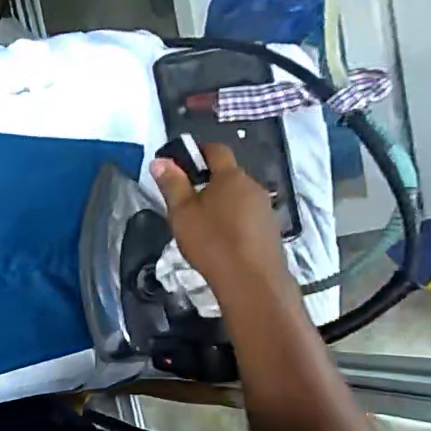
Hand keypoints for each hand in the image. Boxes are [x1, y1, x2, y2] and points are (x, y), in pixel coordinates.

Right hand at [150, 143, 294, 315]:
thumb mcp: (183, 213)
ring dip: (221, 202)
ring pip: (238, 196)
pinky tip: (221, 239)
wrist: (252, 280)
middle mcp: (252, 185)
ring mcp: (264, 207)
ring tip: (202, 224)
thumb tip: (160, 160)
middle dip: (208, 181)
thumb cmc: (212, 242)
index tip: (181, 159)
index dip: (198, 150)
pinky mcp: (269, 228)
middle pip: (228, 175)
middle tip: (185, 200)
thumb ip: (172, 185)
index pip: (216, 150)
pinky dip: (232, 220)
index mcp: (230, 177)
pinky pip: (246, 215)